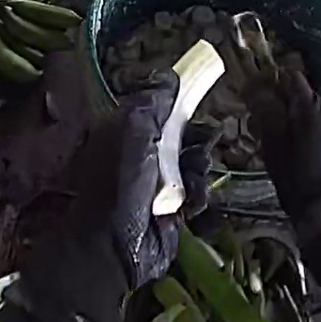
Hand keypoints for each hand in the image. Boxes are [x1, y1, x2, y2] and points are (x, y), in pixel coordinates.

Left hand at [16, 72, 210, 321]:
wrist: (112, 246)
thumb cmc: (118, 181)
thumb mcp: (132, 130)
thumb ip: (153, 102)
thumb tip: (170, 75)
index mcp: (129, 132)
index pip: (160, 109)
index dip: (180, 103)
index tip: (197, 98)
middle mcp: (145, 154)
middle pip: (183, 134)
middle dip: (198, 134)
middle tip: (208, 137)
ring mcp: (159, 183)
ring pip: (194, 162)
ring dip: (200, 164)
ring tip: (196, 169)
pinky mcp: (174, 209)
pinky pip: (196, 192)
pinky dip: (198, 192)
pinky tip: (192, 198)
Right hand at [228, 29, 320, 218]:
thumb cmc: (300, 180)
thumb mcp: (275, 151)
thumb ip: (266, 119)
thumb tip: (256, 94)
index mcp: (308, 108)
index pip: (291, 78)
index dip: (275, 81)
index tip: (260, 92)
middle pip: (305, 94)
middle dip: (288, 102)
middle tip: (270, 120)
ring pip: (318, 111)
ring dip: (303, 118)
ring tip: (289, 139)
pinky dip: (317, 131)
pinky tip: (309, 150)